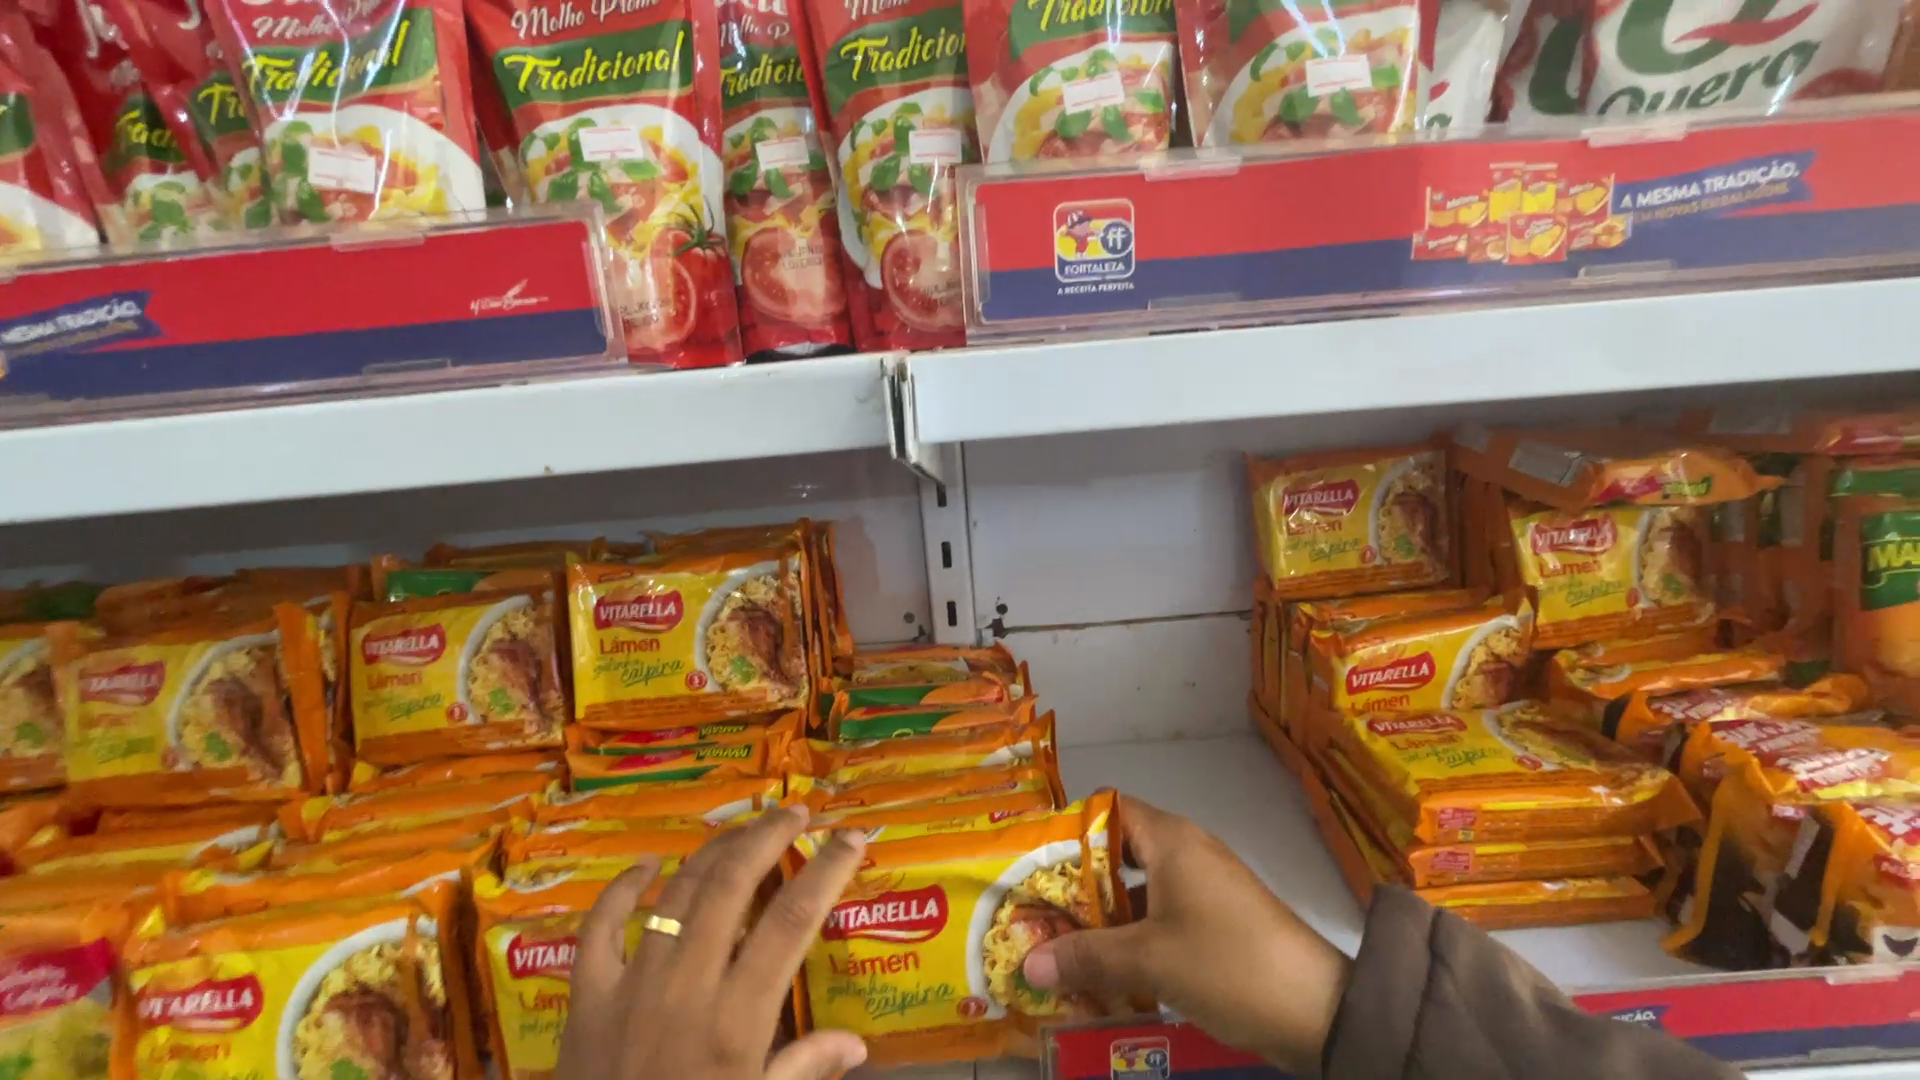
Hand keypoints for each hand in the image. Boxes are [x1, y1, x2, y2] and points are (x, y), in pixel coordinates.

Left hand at [557, 805, 868, 1079]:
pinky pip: (600, 927)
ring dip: (715, 850)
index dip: (827, 870)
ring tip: (745, 828)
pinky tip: (647, 866)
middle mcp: (687, 987)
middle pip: (732, 884)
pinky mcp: (587, 995)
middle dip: (769, 836)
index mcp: (736, 1020)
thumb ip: (805, 1067)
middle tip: (795, 811)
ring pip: (679, 892)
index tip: (852, 837)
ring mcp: (632, 984)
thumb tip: (859, 1044)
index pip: (793, 922)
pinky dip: (622, 889)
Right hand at [1021, 797, 1351, 1074]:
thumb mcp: (1149, 961)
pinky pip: (1161, 913)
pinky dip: (1134, 934)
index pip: (1106, 809)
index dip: (1068, 830)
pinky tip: (1110, 970)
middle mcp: (1185, 851)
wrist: (1320, 1010)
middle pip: (1117, 851)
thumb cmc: (1227, 963)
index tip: (1034, 863)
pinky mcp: (1217, 919)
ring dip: (1105, 915)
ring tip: (1065, 945)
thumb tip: (1028, 963)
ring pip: (1138, 887)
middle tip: (1041, 911)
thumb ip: (1086, 957)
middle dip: (1078, 882)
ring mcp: (1204, 886)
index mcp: (1170, 840)